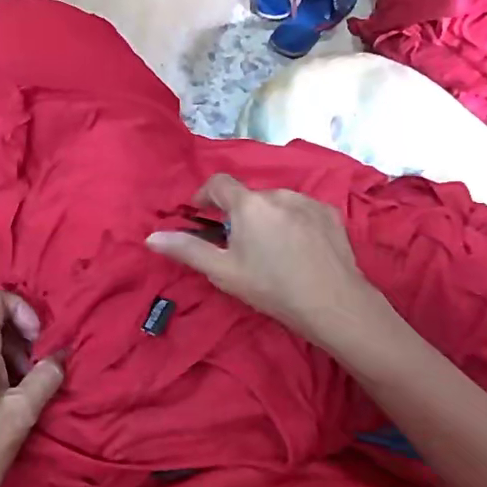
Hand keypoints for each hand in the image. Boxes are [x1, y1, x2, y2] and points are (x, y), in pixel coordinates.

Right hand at [146, 173, 388, 349]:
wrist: (333, 303)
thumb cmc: (272, 288)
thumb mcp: (224, 272)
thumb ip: (187, 250)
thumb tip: (152, 237)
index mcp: (249, 204)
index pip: (218, 183)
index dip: (205, 195)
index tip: (200, 214)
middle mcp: (278, 193)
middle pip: (249, 198)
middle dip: (239, 215)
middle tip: (240, 248)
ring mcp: (308, 201)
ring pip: (277, 203)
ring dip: (268, 218)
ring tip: (272, 251)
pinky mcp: (330, 213)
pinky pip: (302, 210)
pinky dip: (294, 222)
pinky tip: (299, 250)